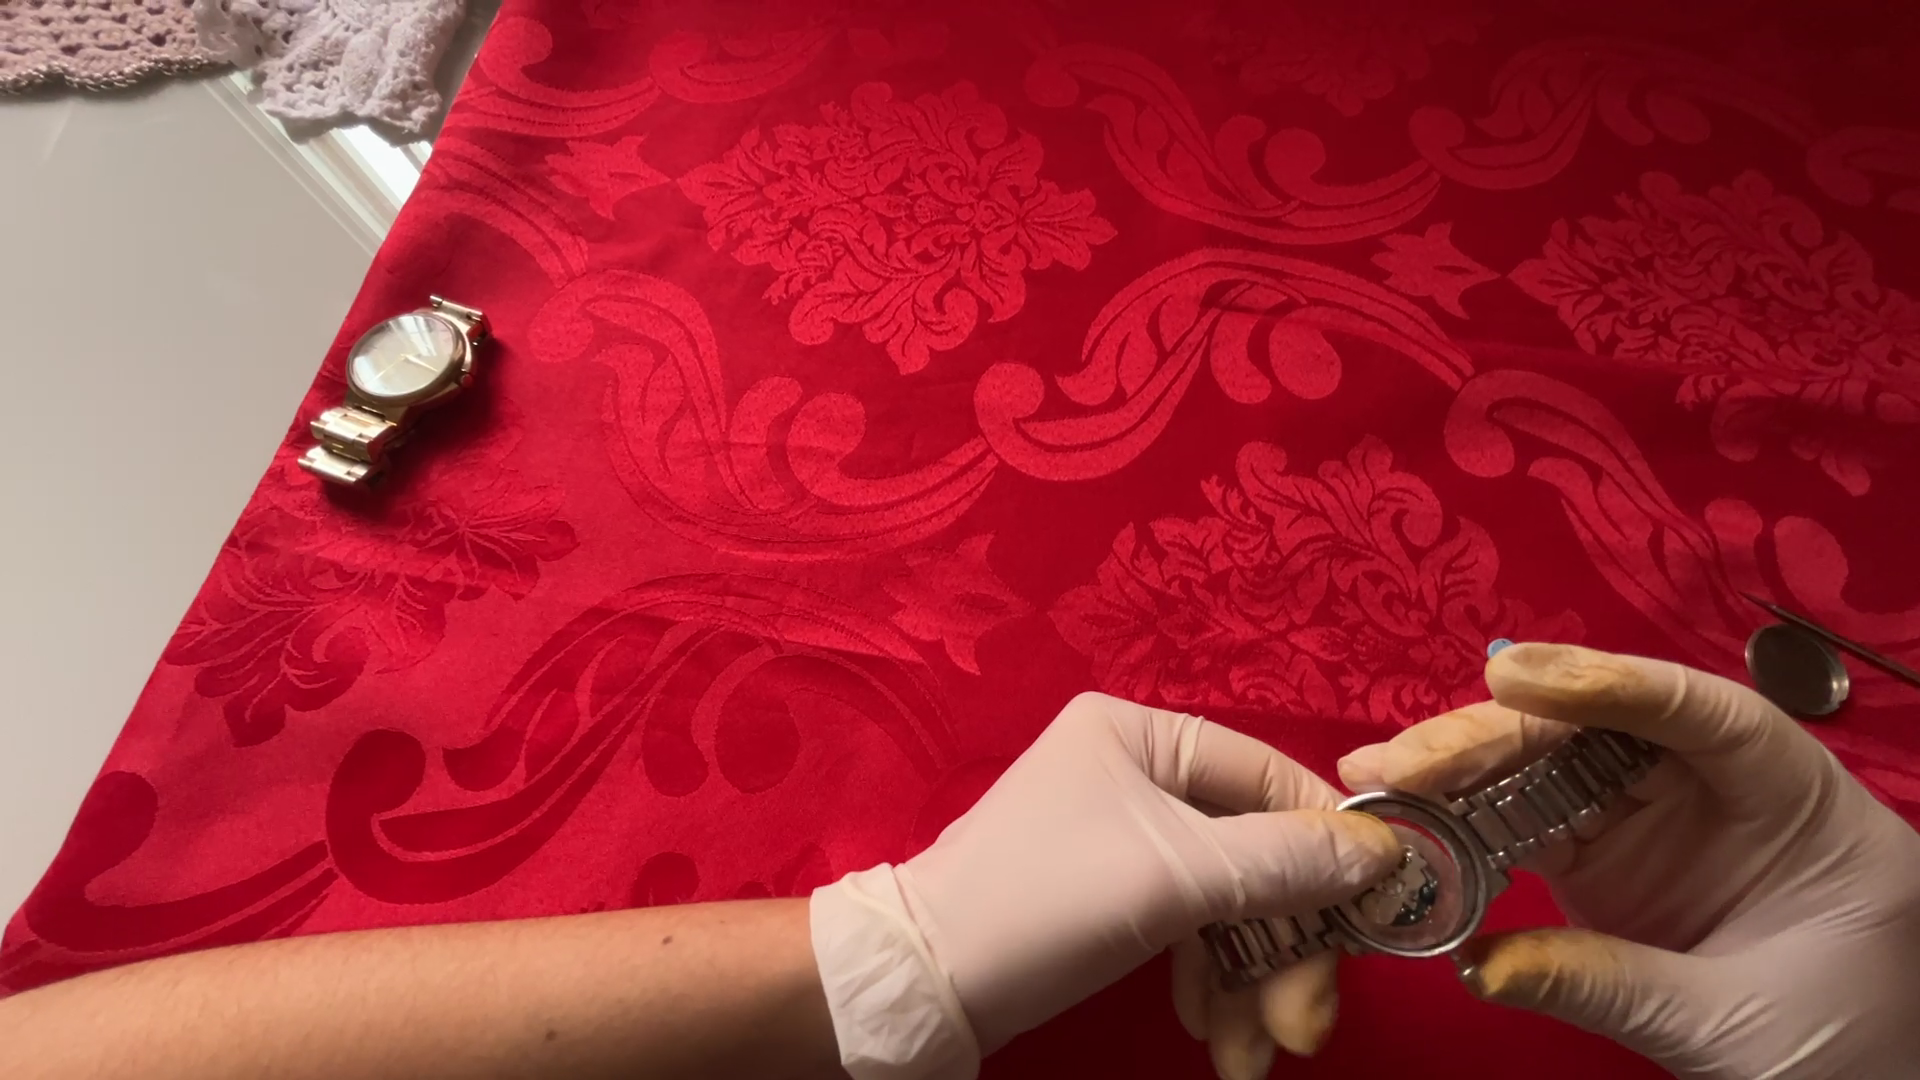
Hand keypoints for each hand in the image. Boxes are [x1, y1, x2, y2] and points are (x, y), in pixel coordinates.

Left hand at [809, 692, 1401, 1079]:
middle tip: (1302, 1023)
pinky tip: (1211, 1031)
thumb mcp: (1176, 874)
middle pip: (1248, 845)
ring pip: (1225, 895)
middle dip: (1281, 938)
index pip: (1260, 769)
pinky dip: (1210, 976)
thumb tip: (1379, 850)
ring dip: (1250, 974)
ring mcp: (1124, 827)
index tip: (1381, 905)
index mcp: (1136, 731)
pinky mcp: (1117, 883)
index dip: (1324, 835)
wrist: (937, 976)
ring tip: (1249, 1050)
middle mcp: (1132, 767)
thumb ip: (1283, 859)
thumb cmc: (1051, 898)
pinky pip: (1190, 920)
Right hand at [1337, 643, 1919, 1078]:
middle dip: (1483, 737)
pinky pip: (1512, 808)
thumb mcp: (1737, 1027)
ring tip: (1372, 775)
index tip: (1505, 678)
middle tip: (1397, 760)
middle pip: (1584, 728)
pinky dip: (1455, 808)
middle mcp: (1701, 783)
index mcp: (1791, 804)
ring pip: (1533, 758)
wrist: (1853, 1075)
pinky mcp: (1584, 839)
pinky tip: (1401, 807)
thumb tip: (1473, 964)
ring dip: (1449, 764)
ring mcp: (1634, 808)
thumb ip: (1605, 984)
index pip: (1704, 713)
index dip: (1606, 683)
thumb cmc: (1852, 1046)